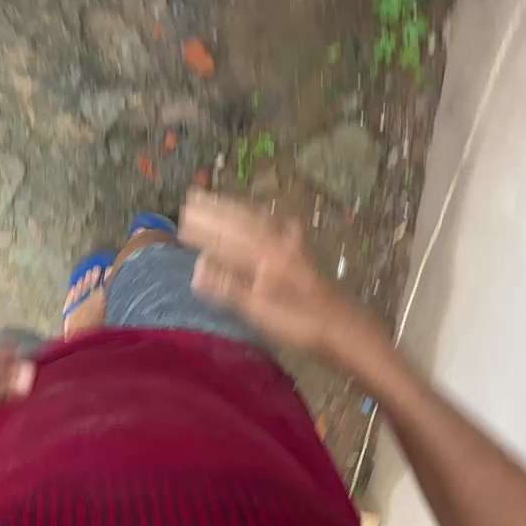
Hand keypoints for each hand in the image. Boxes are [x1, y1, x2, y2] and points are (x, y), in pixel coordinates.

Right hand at [179, 190, 382, 358]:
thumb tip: (196, 269)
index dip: (202, 230)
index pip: (225, 238)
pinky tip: (270, 215)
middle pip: (240, 220)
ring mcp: (290, 246)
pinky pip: (277, 225)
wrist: (345, 328)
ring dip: (235, 208)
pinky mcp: (301, 254)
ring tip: (216, 199)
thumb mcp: (258, 311)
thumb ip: (228, 287)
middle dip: (214, 209)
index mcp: (262, 256)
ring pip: (258, 219)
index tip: (180, 221)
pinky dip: (266, 217)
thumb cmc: (300, 323)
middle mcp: (275, 244)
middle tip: (191, 198)